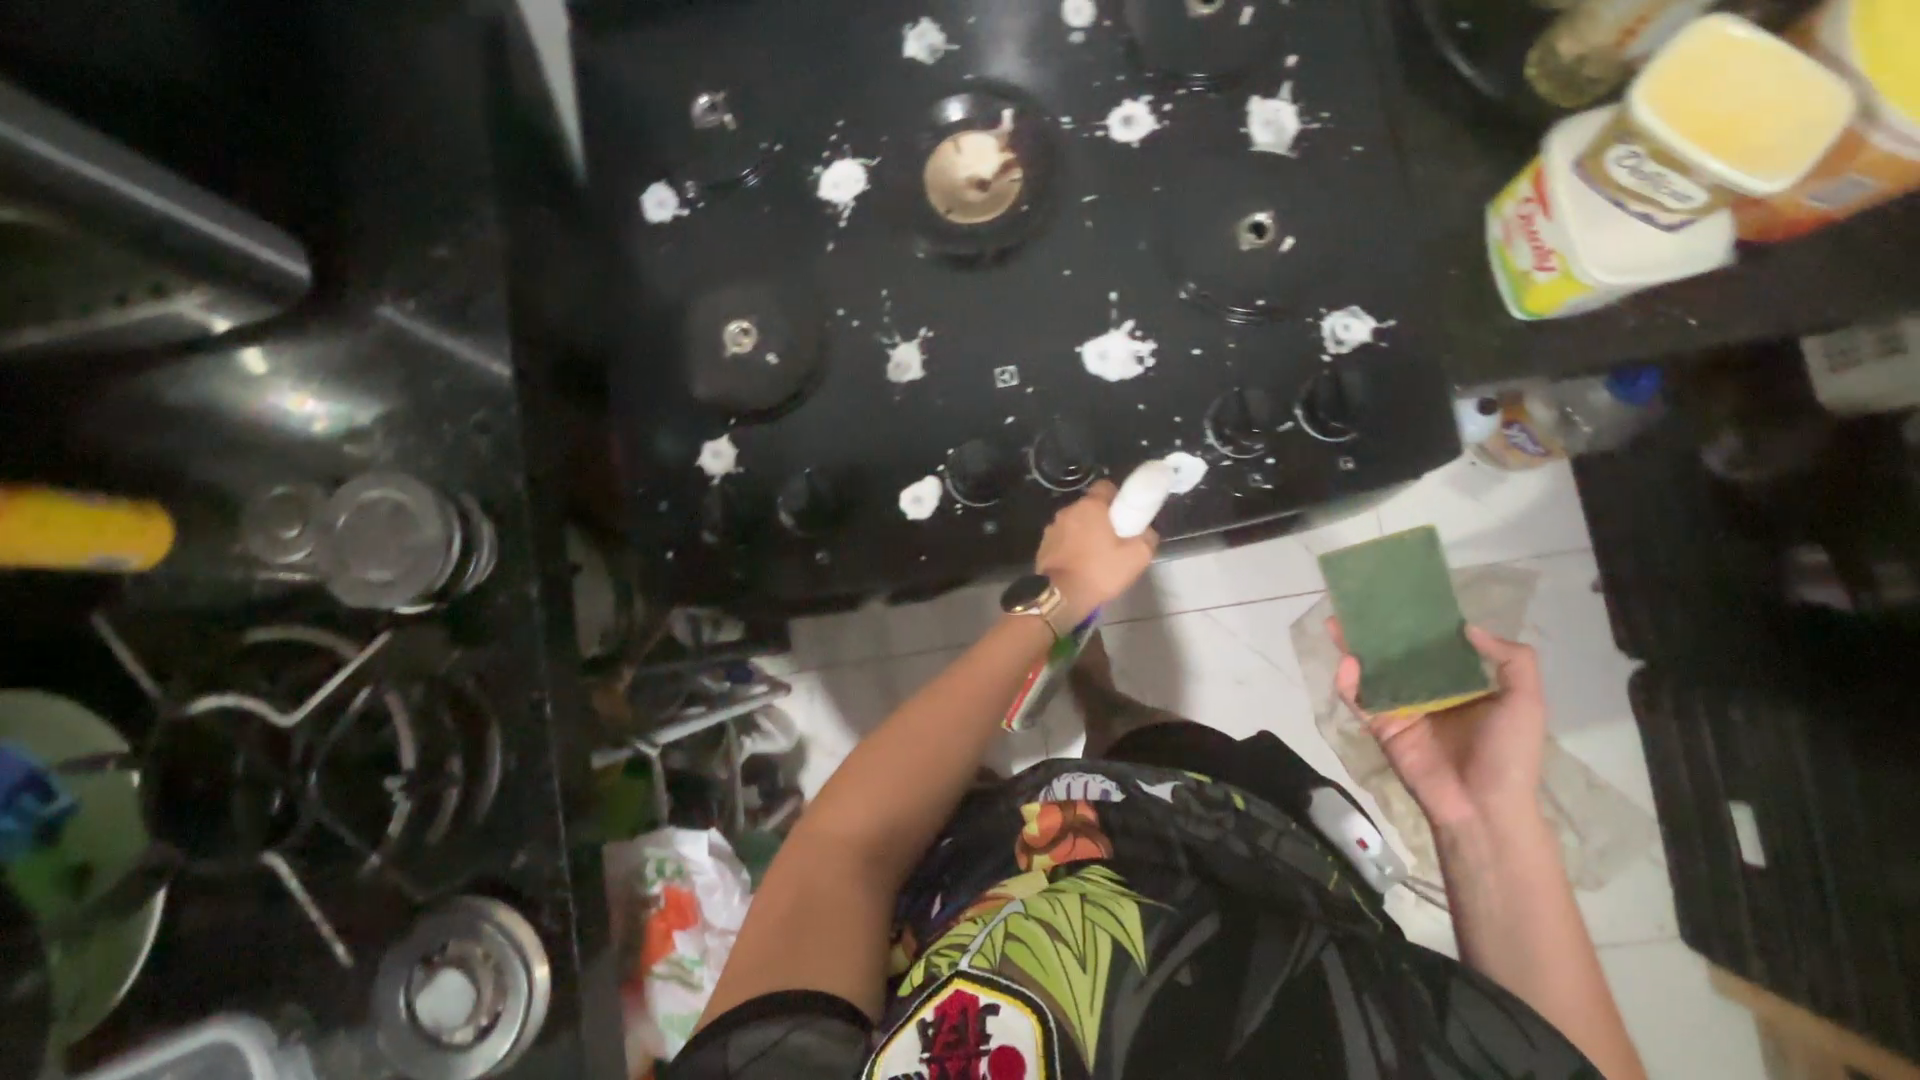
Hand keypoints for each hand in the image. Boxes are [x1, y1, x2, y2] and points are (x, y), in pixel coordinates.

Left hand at [1035, 480, 1157, 623]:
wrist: (1061, 597)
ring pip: (1074, 523)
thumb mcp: (1137, 556)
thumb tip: (1146, 531)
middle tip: (1114, 537)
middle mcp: (1067, 511)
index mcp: (1090, 506)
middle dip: (1101, 517)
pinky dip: (1071, 546)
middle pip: (1089, 507)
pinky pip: (1062, 539)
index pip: (1105, 487)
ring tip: (1095, 554)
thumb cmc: (1100, 571)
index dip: (1118, 497)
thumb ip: (1147, 537)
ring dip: (1084, 532)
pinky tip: (1079, 564)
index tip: (1125, 513)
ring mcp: (1052, 528)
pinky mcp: (1043, 545)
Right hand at [1330, 620, 1546, 829]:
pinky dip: (1348, 681)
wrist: (1483, 805)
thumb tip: (1467, 627)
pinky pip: (1360, 699)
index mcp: (1463, 684)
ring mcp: (1402, 708)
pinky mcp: (1381, 725)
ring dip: (1354, 647)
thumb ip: (1511, 660)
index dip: (1422, 622)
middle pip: (1398, 653)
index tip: (1406, 596)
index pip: (1438, 646)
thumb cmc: (1509, 753)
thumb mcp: (1526, 701)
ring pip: (1373, 671)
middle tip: (1359, 604)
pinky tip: (1347, 663)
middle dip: (1379, 630)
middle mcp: (1429, 691)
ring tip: (1338, 622)